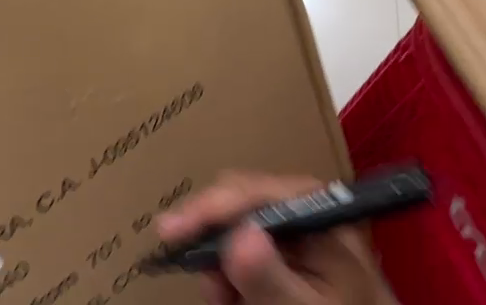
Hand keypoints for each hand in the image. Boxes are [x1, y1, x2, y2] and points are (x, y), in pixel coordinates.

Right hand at [156, 173, 394, 304]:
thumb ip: (271, 277)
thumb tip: (237, 236)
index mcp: (316, 203)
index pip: (252, 190)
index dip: (208, 208)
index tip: (169, 232)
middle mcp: (303, 200)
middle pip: (238, 200)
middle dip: (211, 237)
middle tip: (203, 283)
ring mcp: (294, 219)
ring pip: (235, 222)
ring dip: (220, 260)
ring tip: (225, 299)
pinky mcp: (288, 240)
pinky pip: (245, 243)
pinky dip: (232, 271)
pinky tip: (234, 295)